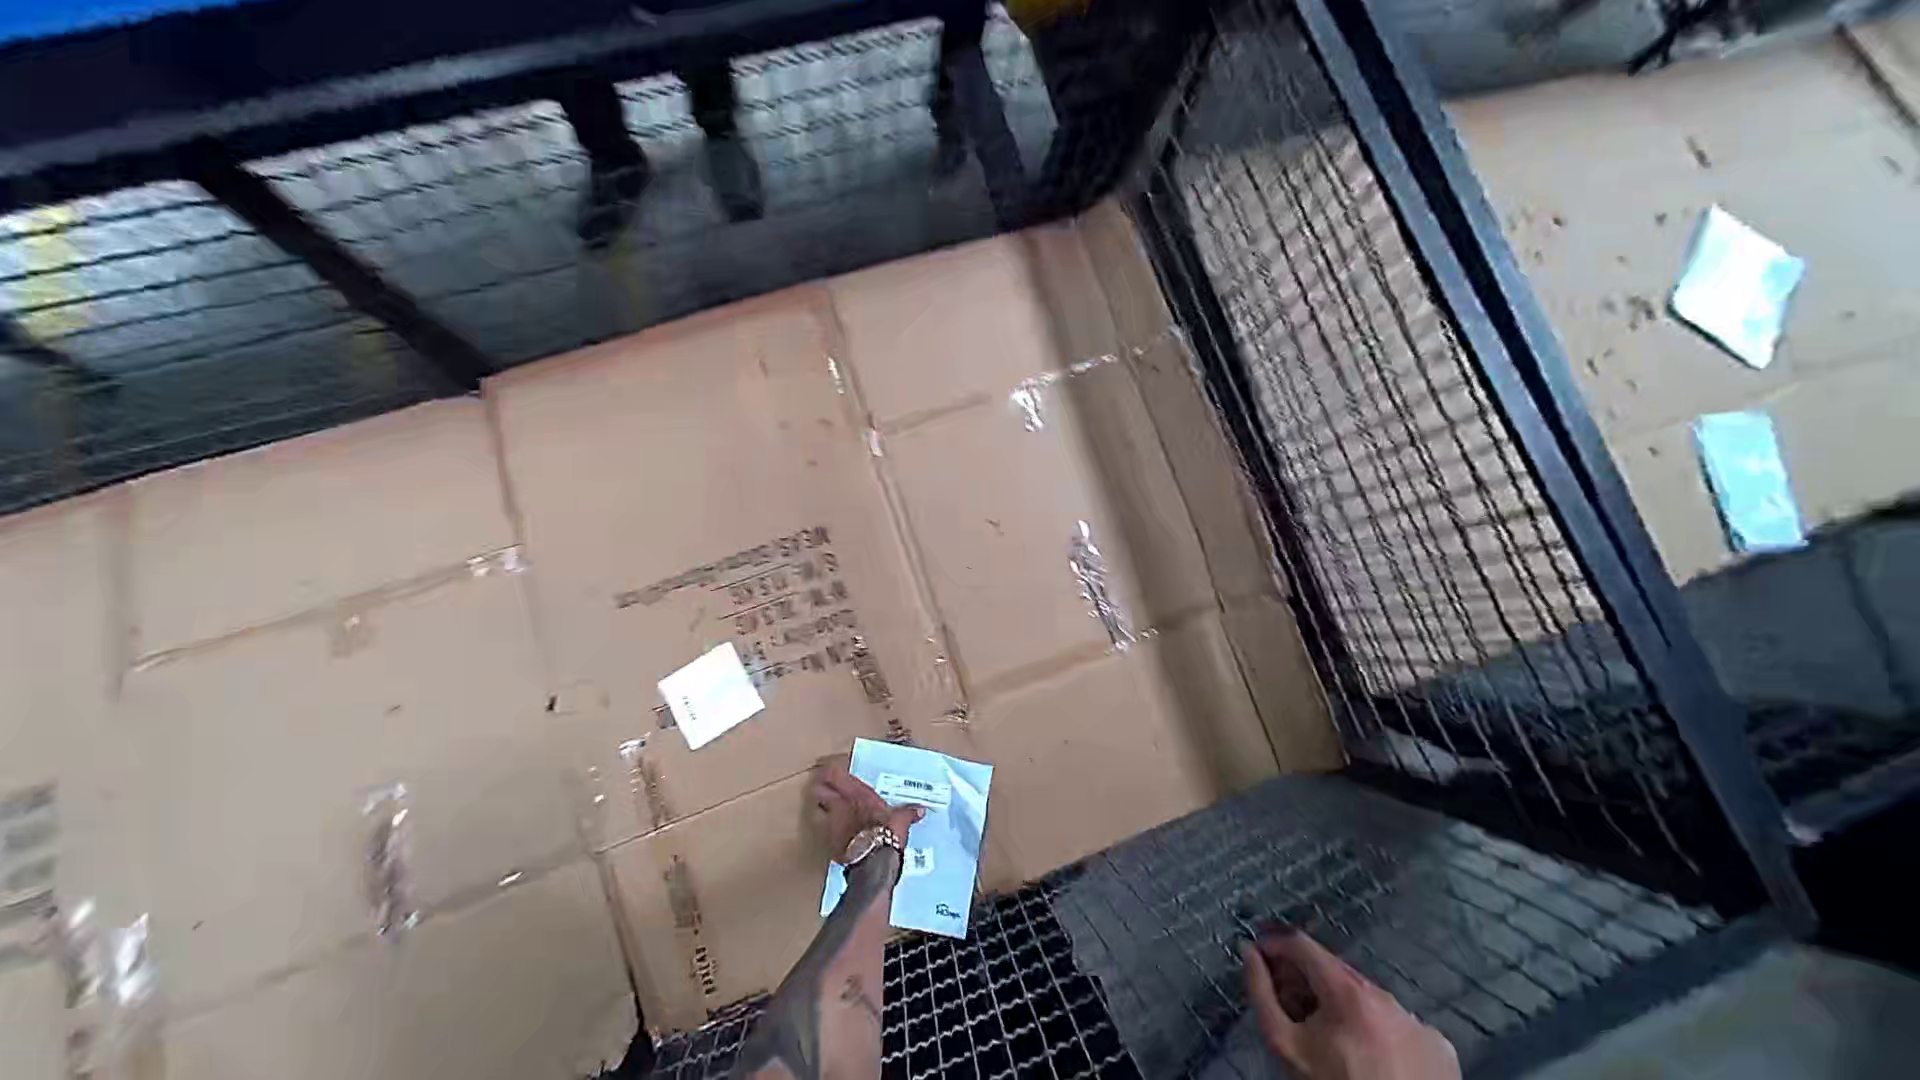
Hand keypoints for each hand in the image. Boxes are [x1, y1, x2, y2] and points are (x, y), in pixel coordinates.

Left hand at [812, 756, 923, 859]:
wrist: (873, 861)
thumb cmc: (886, 832)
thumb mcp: (900, 820)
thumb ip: (907, 813)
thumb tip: (919, 810)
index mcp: (857, 793)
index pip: (834, 775)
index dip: (828, 771)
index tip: (827, 768)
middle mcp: (841, 805)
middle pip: (819, 790)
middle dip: (821, 788)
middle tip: (825, 788)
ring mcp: (832, 824)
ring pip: (818, 809)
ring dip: (822, 808)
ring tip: (827, 809)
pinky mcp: (830, 843)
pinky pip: (826, 832)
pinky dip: (829, 831)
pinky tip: (837, 834)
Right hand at [1240, 931, 1458, 1079]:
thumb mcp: (1284, 1046)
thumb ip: (1260, 992)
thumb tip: (1250, 952)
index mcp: (1349, 993)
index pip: (1303, 945)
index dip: (1276, 946)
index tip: (1260, 959)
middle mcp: (1389, 998)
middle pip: (1335, 971)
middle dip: (1306, 978)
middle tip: (1290, 1004)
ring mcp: (1421, 1024)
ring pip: (1368, 998)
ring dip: (1342, 1004)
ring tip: (1330, 1038)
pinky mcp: (1443, 1050)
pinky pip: (1400, 1025)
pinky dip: (1379, 1030)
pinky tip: (1373, 1058)